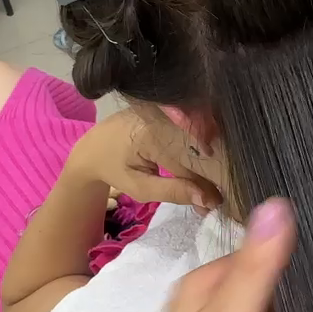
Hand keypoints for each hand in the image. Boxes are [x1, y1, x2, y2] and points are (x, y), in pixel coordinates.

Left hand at [68, 109, 220, 208]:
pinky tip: (206, 165)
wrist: (95, 145)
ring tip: (212, 185)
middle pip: (200, 146)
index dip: (207, 184)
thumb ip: (173, 192)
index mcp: (154, 133)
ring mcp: (170, 107)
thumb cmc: (114, 169)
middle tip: (216, 197)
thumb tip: (208, 199)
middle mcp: (166, 114)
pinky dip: (203, 148)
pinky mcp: (173, 107)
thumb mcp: (139, 188)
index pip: (190, 161)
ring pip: (201, 137)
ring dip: (210, 161)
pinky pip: (195, 129)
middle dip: (212, 173)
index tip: (217, 203)